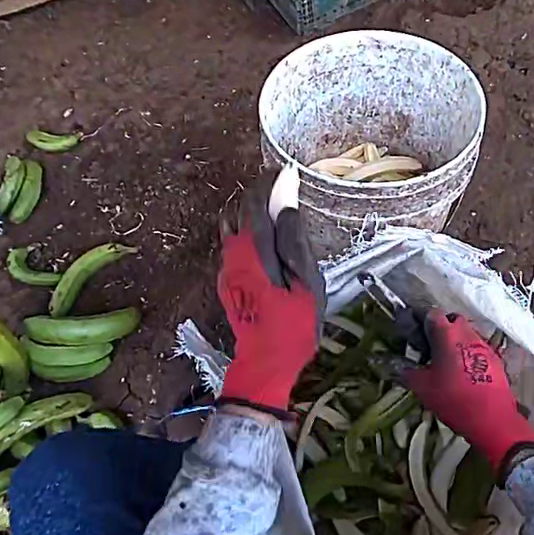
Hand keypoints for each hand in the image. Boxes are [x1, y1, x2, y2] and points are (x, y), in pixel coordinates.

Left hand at [216, 173, 322, 412]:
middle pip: (240, 211)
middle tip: (284, 188)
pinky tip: (267, 239)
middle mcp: (233, 254)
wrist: (264, 362)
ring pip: (233, 226)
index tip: (284, 172)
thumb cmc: (293, 326)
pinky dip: (248, 231)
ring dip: (252, 212)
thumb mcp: (307, 285)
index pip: (254, 204)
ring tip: (278, 210)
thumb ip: (295, 243)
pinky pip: (233, 243)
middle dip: (260, 195)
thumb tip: (288, 207)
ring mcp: (226, 266)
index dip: (268, 184)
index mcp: (254, 252)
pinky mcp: (227, 277)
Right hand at [406, 311, 533, 474]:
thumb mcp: (422, 387)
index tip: (413, 330)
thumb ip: (405, 371)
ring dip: (456, 341)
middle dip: (441, 328)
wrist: (494, 421)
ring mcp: (484, 346)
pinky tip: (462, 372)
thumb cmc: (453, 398)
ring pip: (467, 334)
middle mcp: (467, 334)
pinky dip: (468, 354)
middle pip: (452, 320)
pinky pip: (478, 349)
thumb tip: (389, 364)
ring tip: (445, 360)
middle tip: (429, 345)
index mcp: (447, 334)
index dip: (420, 318)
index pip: (431, 313)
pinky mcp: (496, 360)